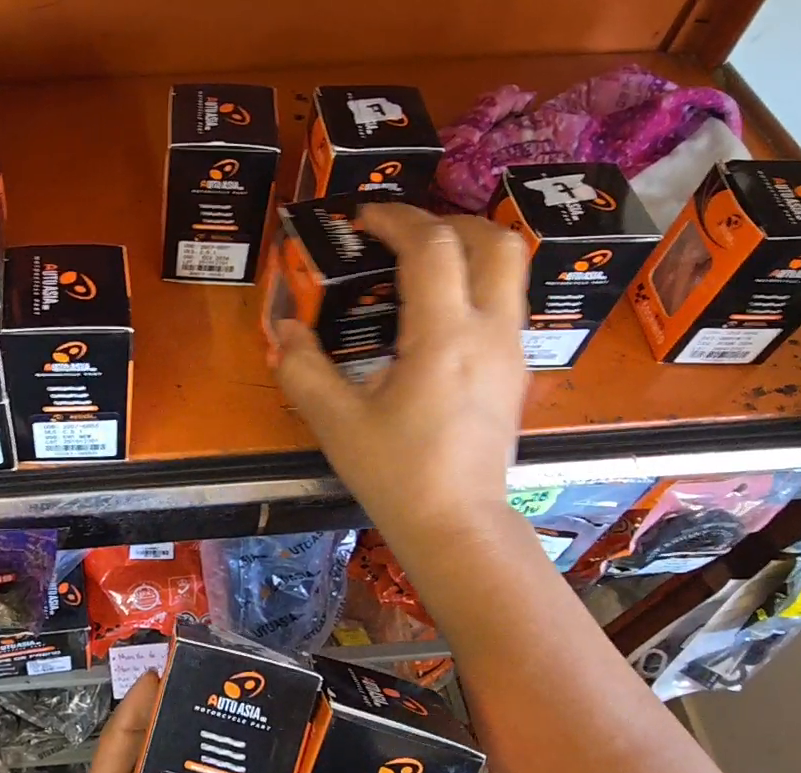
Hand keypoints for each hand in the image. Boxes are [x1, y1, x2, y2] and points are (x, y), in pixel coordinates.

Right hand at [272, 202, 530, 545]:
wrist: (456, 524)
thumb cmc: (395, 475)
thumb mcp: (336, 423)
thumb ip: (303, 369)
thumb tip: (285, 329)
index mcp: (443, 337)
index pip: (431, 246)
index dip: (395, 218)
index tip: (361, 218)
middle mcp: (490, 331)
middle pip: (493, 240)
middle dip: (446, 222)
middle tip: (401, 234)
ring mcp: (511, 351)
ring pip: (510, 269)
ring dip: (468, 249)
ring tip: (421, 265)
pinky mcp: (515, 372)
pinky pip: (506, 303)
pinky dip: (475, 284)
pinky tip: (437, 315)